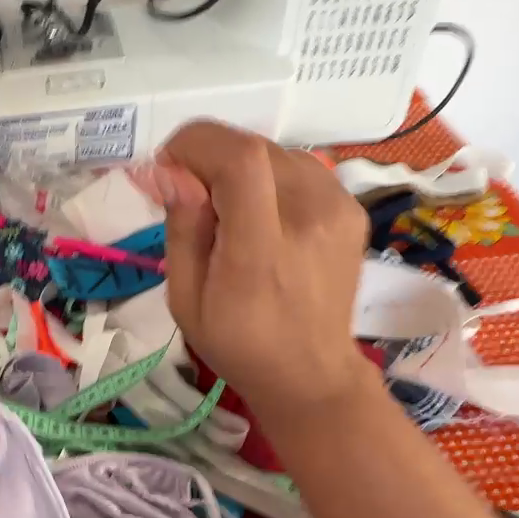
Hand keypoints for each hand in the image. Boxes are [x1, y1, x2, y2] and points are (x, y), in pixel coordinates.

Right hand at [151, 121, 377, 419]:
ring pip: (276, 152)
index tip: (168, 167)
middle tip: (191, 199)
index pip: (239, 158)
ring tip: (227, 213)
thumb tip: (168, 171)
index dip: (196, 145)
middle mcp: (310, 216)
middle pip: (253, 148)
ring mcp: (339, 207)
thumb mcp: (186, 299)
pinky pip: (300, 167)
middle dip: (210, 159)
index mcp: (263, 249)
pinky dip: (269, 178)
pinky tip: (261, 216)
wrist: (310, 372)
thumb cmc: (237, 344)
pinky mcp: (351, 207)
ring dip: (239, 168)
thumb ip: (181, 228)